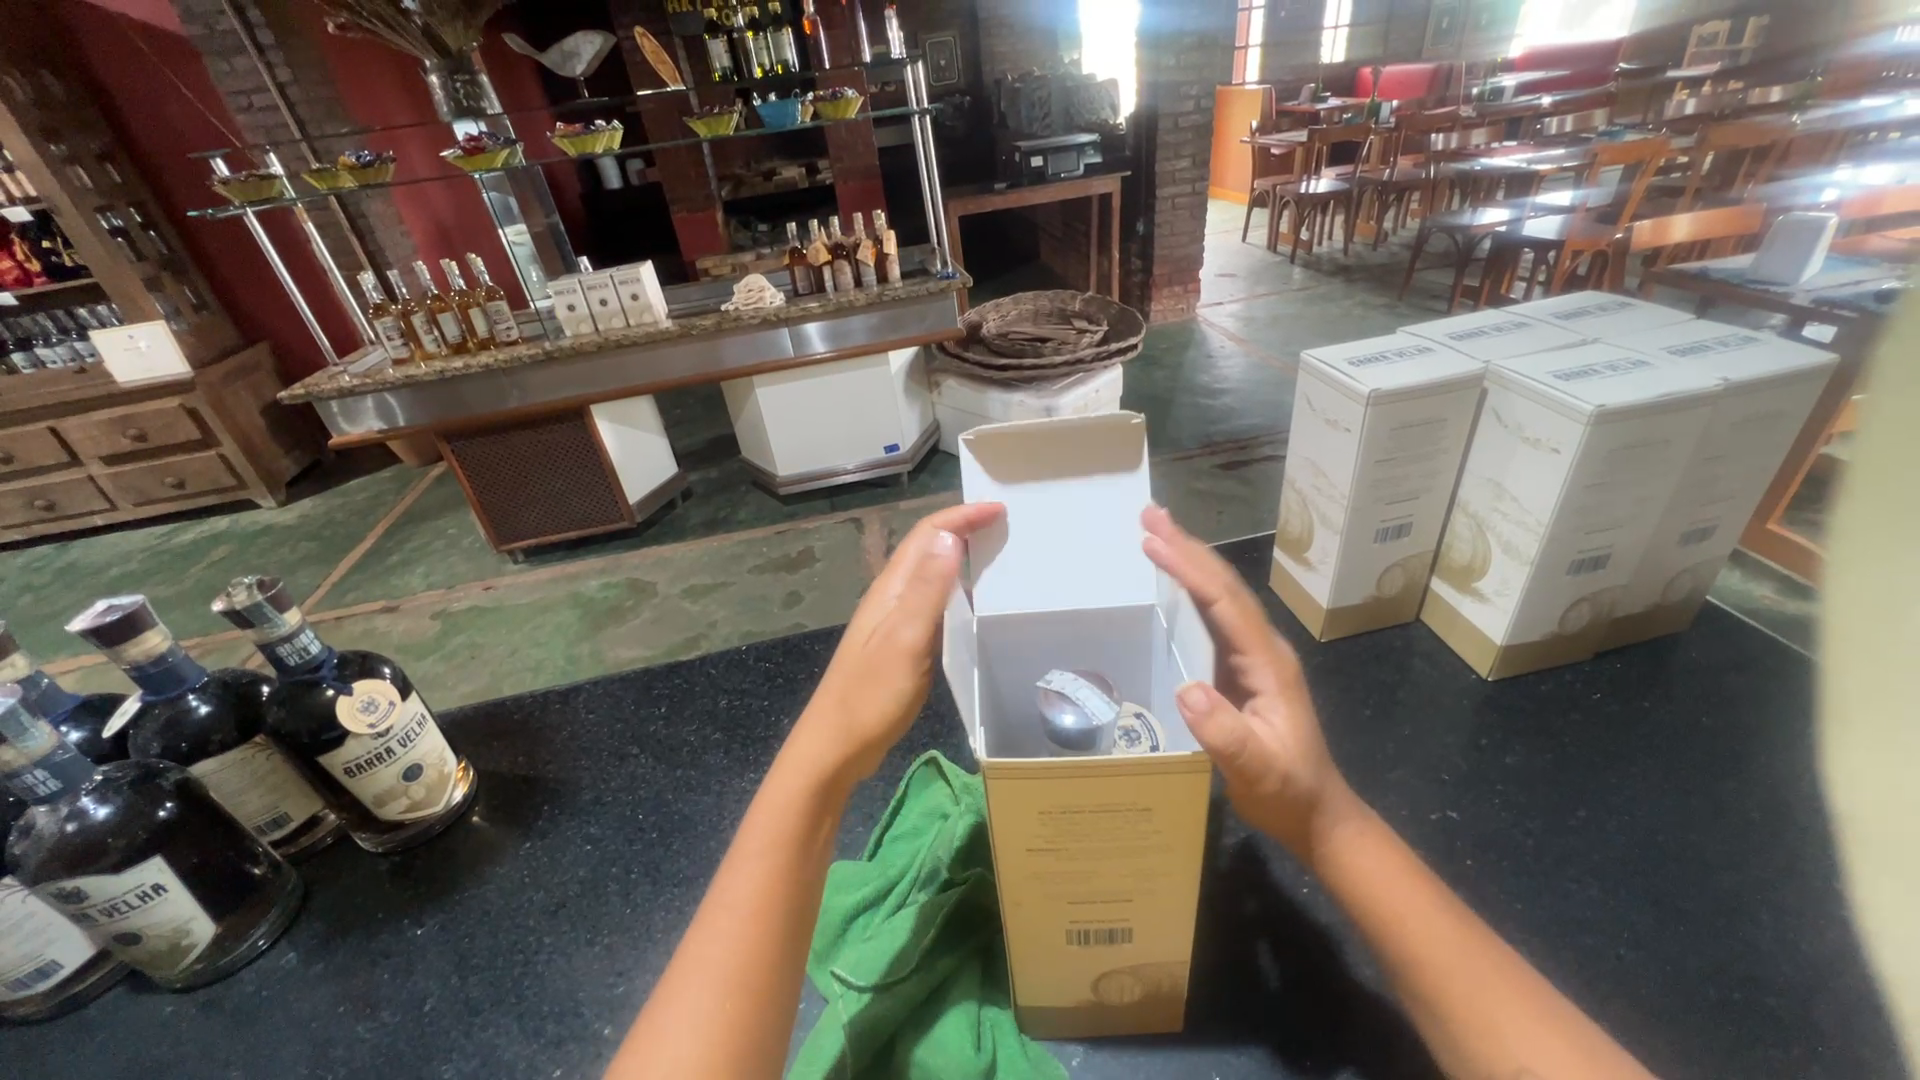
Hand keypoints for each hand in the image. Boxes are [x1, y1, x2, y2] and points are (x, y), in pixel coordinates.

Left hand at [788, 501, 1005, 790]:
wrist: (838, 746)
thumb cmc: (872, 694)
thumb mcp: (906, 639)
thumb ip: (927, 589)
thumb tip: (950, 535)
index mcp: (891, 589)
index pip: (927, 534)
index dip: (962, 516)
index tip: (1000, 509)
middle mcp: (892, 598)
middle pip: (928, 549)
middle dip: (964, 530)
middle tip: (1006, 528)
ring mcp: (895, 622)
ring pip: (932, 577)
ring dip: (962, 560)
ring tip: (1001, 559)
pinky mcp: (902, 646)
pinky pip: (934, 606)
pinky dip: (958, 594)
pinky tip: (977, 609)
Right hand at [1141, 505, 1362, 859]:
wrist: (1315, 811)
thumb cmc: (1287, 790)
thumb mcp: (1256, 768)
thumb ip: (1224, 732)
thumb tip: (1186, 688)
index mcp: (1267, 663)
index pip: (1226, 604)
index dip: (1190, 569)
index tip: (1154, 541)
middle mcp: (1262, 649)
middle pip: (1224, 587)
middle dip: (1188, 548)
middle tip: (1150, 515)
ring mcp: (1253, 657)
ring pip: (1220, 596)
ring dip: (1189, 562)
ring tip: (1156, 532)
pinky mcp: (1241, 669)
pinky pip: (1213, 617)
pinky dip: (1190, 590)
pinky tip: (1174, 580)